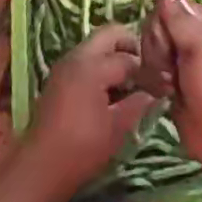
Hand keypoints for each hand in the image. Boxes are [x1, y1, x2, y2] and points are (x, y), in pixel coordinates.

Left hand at [24, 26, 158, 193]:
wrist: (39, 168)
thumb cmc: (81, 148)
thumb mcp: (116, 128)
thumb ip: (138, 104)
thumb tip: (155, 92)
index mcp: (93, 66)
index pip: (128, 59)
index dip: (148, 71)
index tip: (162, 83)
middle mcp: (78, 56)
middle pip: (110, 34)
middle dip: (130, 45)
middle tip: (146, 67)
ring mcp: (66, 63)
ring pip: (96, 43)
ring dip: (115, 53)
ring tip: (130, 79)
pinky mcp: (59, 75)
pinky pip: (86, 56)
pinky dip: (101, 63)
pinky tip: (111, 87)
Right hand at [156, 0, 201, 173]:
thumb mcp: (201, 46)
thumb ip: (179, 17)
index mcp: (201, 21)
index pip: (167, 5)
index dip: (162, 23)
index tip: (169, 41)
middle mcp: (187, 36)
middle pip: (154, 27)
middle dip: (158, 49)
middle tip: (172, 67)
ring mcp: (177, 60)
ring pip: (148, 50)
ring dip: (156, 69)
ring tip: (171, 84)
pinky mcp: (167, 82)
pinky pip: (147, 71)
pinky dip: (153, 83)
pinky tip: (165, 94)